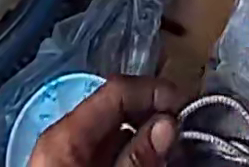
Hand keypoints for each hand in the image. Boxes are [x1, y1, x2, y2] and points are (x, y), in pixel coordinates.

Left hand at [29, 76, 188, 166]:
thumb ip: (135, 156)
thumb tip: (168, 122)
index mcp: (64, 131)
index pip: (115, 89)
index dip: (153, 89)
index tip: (185, 102)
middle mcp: (63, 135)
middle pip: (116, 107)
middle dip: (152, 110)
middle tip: (184, 125)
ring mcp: (65, 156)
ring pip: (114, 130)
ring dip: (145, 132)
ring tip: (173, 144)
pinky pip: (106, 150)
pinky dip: (130, 151)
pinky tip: (151, 158)